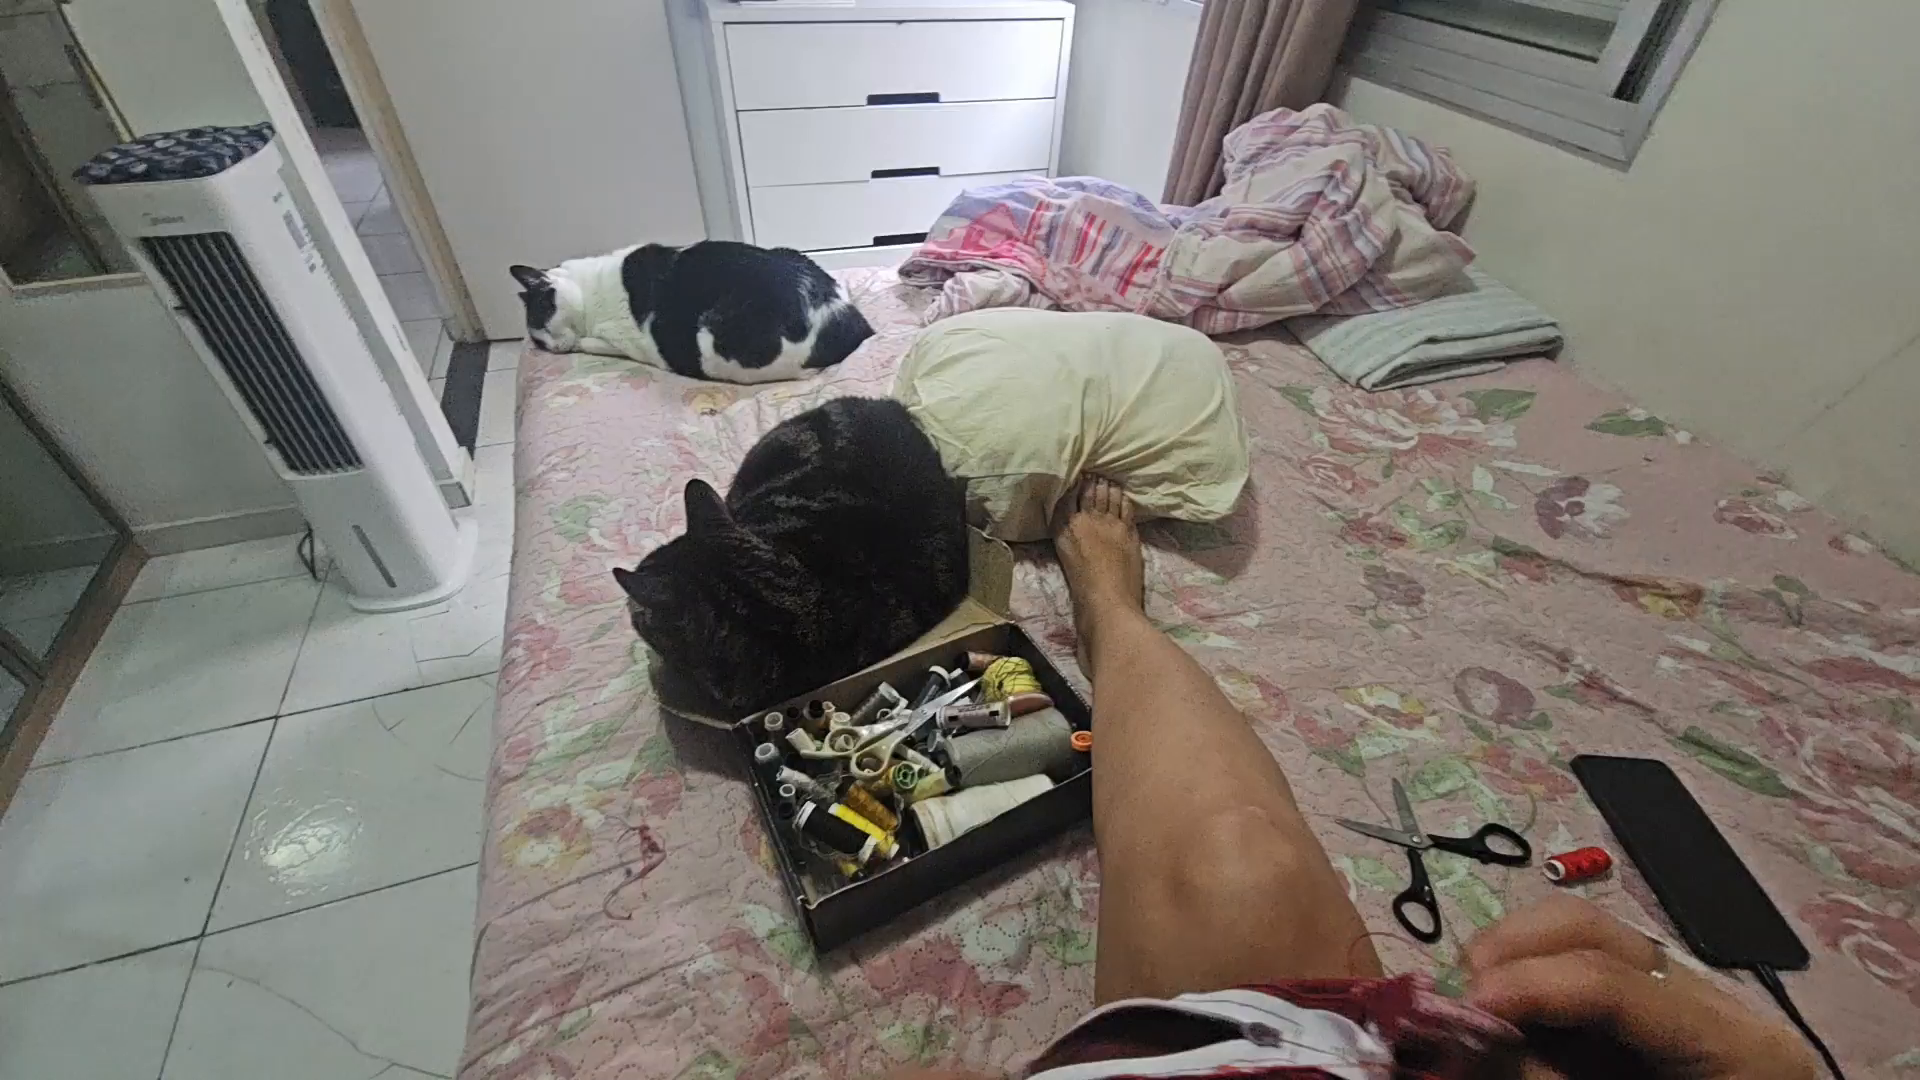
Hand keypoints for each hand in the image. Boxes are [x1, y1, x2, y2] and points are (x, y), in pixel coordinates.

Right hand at [1465, 897, 1818, 1079]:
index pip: (1608, 980)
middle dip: (1506, 947)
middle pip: (1584, 926)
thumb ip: (1546, 1077)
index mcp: (1738, 1046)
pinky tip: (1500, 999)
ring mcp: (1676, 987)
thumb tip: (1465, 1032)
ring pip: (1568, 924)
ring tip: (1472, 993)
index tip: (1462, 1008)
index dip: (1525, 985)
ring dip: (1505, 950)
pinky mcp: (1644, 995)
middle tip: (1460, 990)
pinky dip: (1519, 966)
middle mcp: (1709, 996)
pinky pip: (1567, 952)